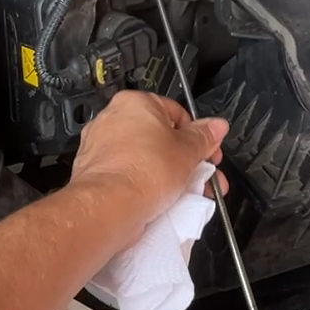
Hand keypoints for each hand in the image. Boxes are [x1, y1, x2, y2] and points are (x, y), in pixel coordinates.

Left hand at [67, 90, 228, 221]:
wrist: (110, 206)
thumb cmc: (142, 173)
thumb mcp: (188, 151)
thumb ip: (204, 137)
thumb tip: (215, 128)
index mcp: (135, 103)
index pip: (176, 113)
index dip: (197, 136)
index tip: (207, 152)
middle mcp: (112, 121)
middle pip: (159, 139)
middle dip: (184, 160)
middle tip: (199, 175)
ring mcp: (99, 149)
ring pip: (143, 160)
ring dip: (166, 176)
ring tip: (183, 194)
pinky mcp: (95, 176)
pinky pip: (127, 177)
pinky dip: (143, 187)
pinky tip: (160, 202)